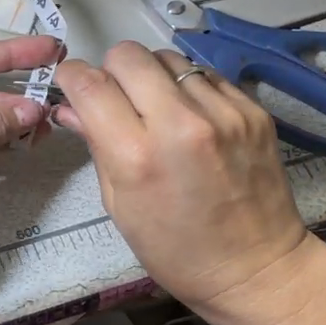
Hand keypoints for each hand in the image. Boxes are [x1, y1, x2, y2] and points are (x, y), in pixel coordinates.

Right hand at [53, 42, 325, 324]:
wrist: (255, 268)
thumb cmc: (173, 249)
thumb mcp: (117, 204)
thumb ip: (95, 145)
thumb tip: (69, 108)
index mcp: (136, 155)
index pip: (90, 84)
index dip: (71, 77)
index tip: (70, 85)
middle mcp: (179, 123)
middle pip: (129, 56)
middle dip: (111, 71)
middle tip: (115, 98)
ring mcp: (223, 113)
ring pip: (169, 57)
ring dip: (151, 75)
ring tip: (154, 107)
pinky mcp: (252, 110)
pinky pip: (205, 75)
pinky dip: (186, 88)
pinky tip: (189, 118)